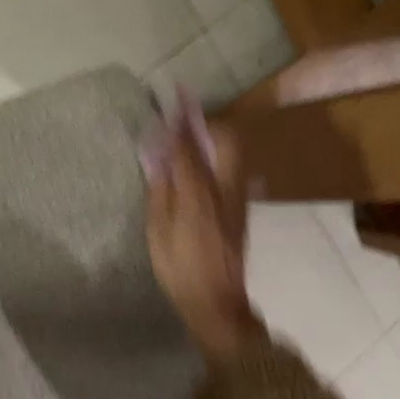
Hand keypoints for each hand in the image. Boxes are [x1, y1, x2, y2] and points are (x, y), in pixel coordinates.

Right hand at [142, 95, 266, 363]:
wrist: (218, 302)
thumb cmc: (180, 269)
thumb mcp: (159, 231)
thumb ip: (161, 189)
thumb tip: (158, 154)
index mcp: (199, 192)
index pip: (189, 145)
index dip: (180, 120)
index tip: (174, 96)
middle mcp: (224, 188)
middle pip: (225, 141)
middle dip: (206, 124)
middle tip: (185, 119)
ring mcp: (237, 200)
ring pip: (232, 155)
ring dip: (213, 140)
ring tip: (192, 140)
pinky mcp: (240, 212)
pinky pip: (231, 171)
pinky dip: (217, 160)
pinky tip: (201, 170)